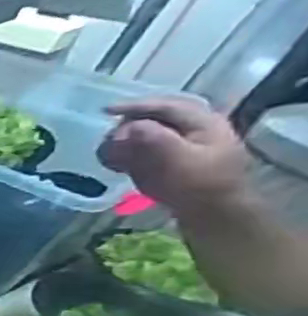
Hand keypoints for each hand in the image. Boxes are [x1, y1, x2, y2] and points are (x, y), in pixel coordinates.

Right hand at [100, 98, 249, 214]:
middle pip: (157, 116)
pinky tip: (116, 160)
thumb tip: (128, 126)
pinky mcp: (170, 157)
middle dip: (128, 123)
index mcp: (204, 123)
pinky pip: (144, 145)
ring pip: (148, 130)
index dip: (136, 106)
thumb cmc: (197, 184)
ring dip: (125, 137)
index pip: (167, 106)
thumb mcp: (177, 160)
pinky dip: (126, 148)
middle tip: (108, 135)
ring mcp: (183, 142)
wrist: (210, 210)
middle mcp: (195, 127)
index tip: (105, 111)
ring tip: (110, 150)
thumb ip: (156, 139)